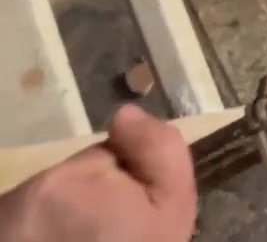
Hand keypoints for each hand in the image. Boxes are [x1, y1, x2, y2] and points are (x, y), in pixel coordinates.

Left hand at [0, 105, 196, 241]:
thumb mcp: (172, 203)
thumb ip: (159, 148)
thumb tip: (127, 113)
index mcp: (70, 176)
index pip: (106, 152)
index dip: (127, 177)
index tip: (133, 209)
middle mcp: (19, 194)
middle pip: (67, 179)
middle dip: (87, 199)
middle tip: (107, 233)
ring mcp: (0, 220)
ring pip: (39, 205)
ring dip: (56, 221)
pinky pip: (19, 224)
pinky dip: (35, 234)